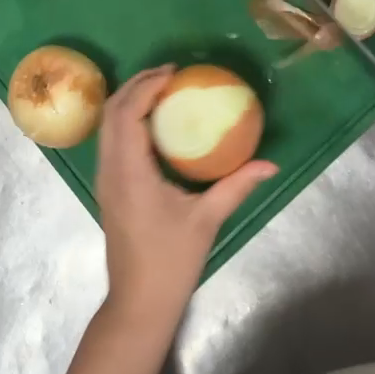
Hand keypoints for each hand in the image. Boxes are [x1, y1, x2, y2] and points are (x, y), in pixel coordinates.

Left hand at [96, 65, 276, 324]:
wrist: (138, 301)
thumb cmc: (171, 261)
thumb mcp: (207, 220)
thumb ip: (236, 186)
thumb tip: (270, 163)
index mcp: (129, 172)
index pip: (127, 114)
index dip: (146, 87)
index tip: (173, 72)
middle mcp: (109, 169)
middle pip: (111, 112)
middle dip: (136, 85)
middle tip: (169, 73)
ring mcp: (104, 177)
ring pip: (107, 125)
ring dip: (129, 100)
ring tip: (162, 88)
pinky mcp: (108, 186)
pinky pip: (111, 140)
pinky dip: (127, 119)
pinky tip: (154, 121)